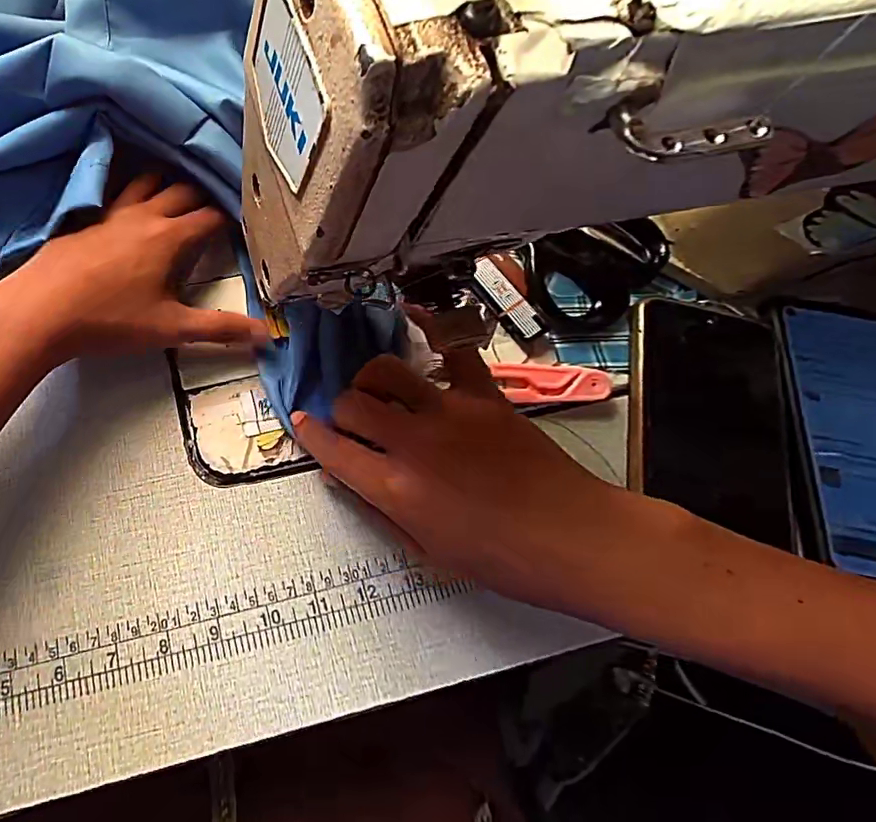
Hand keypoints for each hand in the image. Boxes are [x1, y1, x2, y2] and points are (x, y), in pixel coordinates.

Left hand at [0, 174, 269, 363]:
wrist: (38, 311)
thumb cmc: (108, 320)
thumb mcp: (168, 328)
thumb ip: (218, 329)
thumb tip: (266, 336)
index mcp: (169, 237)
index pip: (211, 216)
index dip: (232, 215)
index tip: (245, 217)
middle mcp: (144, 215)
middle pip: (183, 189)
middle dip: (205, 191)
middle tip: (219, 196)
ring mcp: (110, 213)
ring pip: (146, 180)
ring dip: (168, 178)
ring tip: (180, 182)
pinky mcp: (84, 219)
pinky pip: (115, 192)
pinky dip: (132, 189)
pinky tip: (128, 200)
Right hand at [290, 350, 633, 610]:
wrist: (573, 539)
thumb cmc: (501, 557)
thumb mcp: (427, 550)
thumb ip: (378, 510)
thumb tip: (343, 478)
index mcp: (398, 489)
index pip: (334, 450)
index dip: (310, 434)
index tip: (302, 422)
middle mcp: (415, 443)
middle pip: (351, 403)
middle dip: (340, 408)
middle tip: (351, 418)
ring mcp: (449, 412)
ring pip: (386, 371)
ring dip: (371, 377)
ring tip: (379, 388)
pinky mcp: (483, 395)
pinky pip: (451, 349)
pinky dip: (430, 329)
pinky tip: (414, 317)